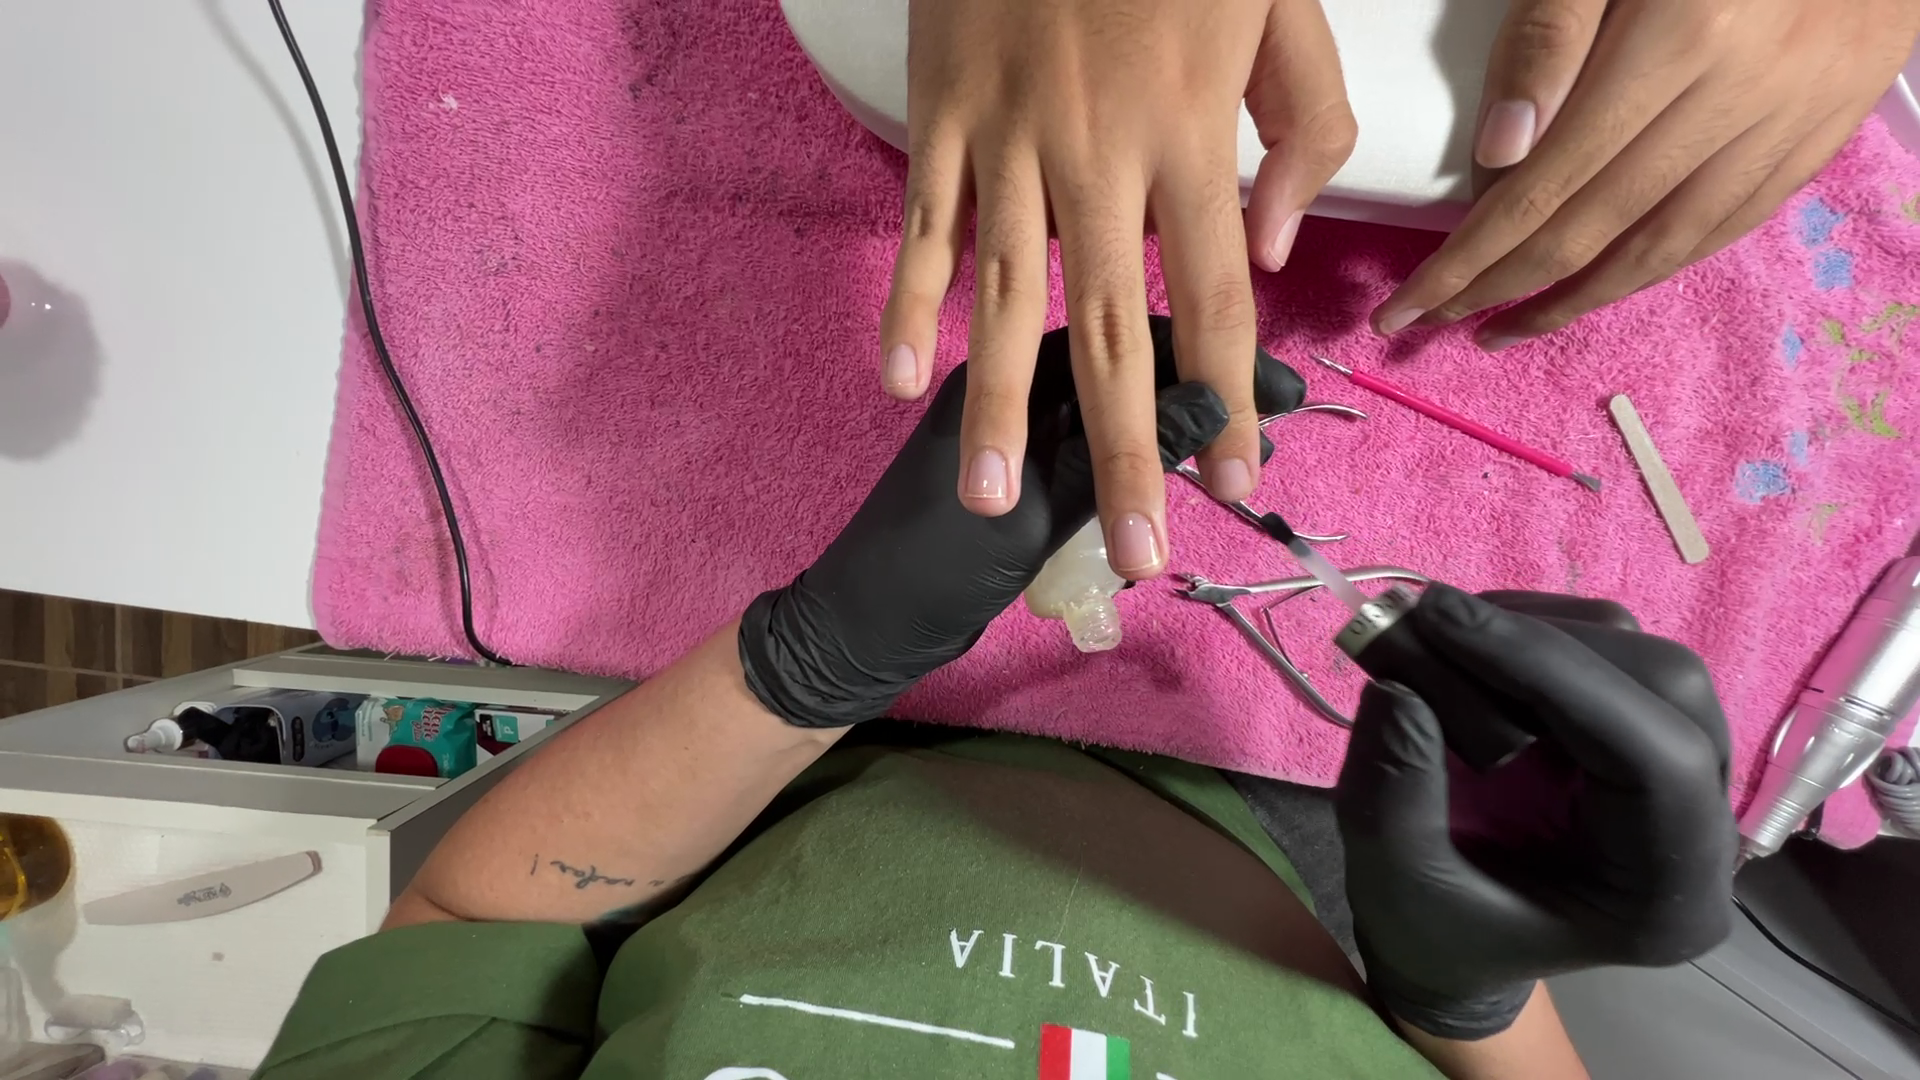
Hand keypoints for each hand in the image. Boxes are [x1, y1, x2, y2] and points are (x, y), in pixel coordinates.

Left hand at [742, 317, 1304, 726]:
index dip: (1202, 360)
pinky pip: (1088, 453)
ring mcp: (1016, 434)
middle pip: (1126, 373)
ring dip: (1171, 426)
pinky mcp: (1020, 477)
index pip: (1121, 342)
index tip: (1272, 391)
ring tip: (1237, 447)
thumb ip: (1110, 457)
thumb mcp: (1032, 513)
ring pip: (1112, 414)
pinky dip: (1133, 462)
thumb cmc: (934, 568)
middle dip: (1199, 392)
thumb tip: (1205, 406)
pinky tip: (1175, 473)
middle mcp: (1013, 389)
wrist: (868, 624)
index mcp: (1007, 376)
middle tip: (1276, 414)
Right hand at [880, 0, 1353, 577]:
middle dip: (1124, 454)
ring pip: (1004, 301)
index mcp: (1192, 134)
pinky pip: (925, 230)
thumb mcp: (1280, 3)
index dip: (1229, 401)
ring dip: (999, 411)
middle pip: (1113, 336)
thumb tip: (1268, 247)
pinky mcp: (942, 123)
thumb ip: (1299, 127)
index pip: (1219, 303)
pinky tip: (899, 383)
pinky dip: (907, 306)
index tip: (1234, 485)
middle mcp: (1100, 161)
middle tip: (1131, 552)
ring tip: (994, 503)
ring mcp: (1010, 147)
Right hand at [1336, 586, 1736, 1038]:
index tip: (1436, 617)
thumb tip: (1395, 685)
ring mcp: (1670, 777)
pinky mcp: (1627, 737)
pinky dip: (1525, 630)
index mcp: (1661, 893)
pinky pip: (1602, 652)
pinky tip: (1464, 647)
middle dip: (1537, 642)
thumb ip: (1394, 789)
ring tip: (1435, 634)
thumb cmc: (1430, 925)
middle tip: (1423, 623)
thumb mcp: (1393, 874)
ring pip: (1635, 656)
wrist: (1447, 938)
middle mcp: (1696, 827)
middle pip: (1660, 687)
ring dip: (1529, 626)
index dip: (1548, 670)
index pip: (1652, 755)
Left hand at [1371, 0, 1919, 350]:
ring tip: (1497, 331)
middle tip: (1429, 323)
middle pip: (1585, 233)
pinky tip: (1588, 292)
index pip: (1535, 195)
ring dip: (1565, 307)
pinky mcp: (1833, 123)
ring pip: (1658, 251)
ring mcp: (1803, 111)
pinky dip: (1644, 273)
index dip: (1460, 265)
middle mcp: (1747, 90)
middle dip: (1492, 291)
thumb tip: (1498, 157)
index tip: (1402, 311)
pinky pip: (1725, 228)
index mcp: (1681, 42)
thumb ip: (1545, 44)